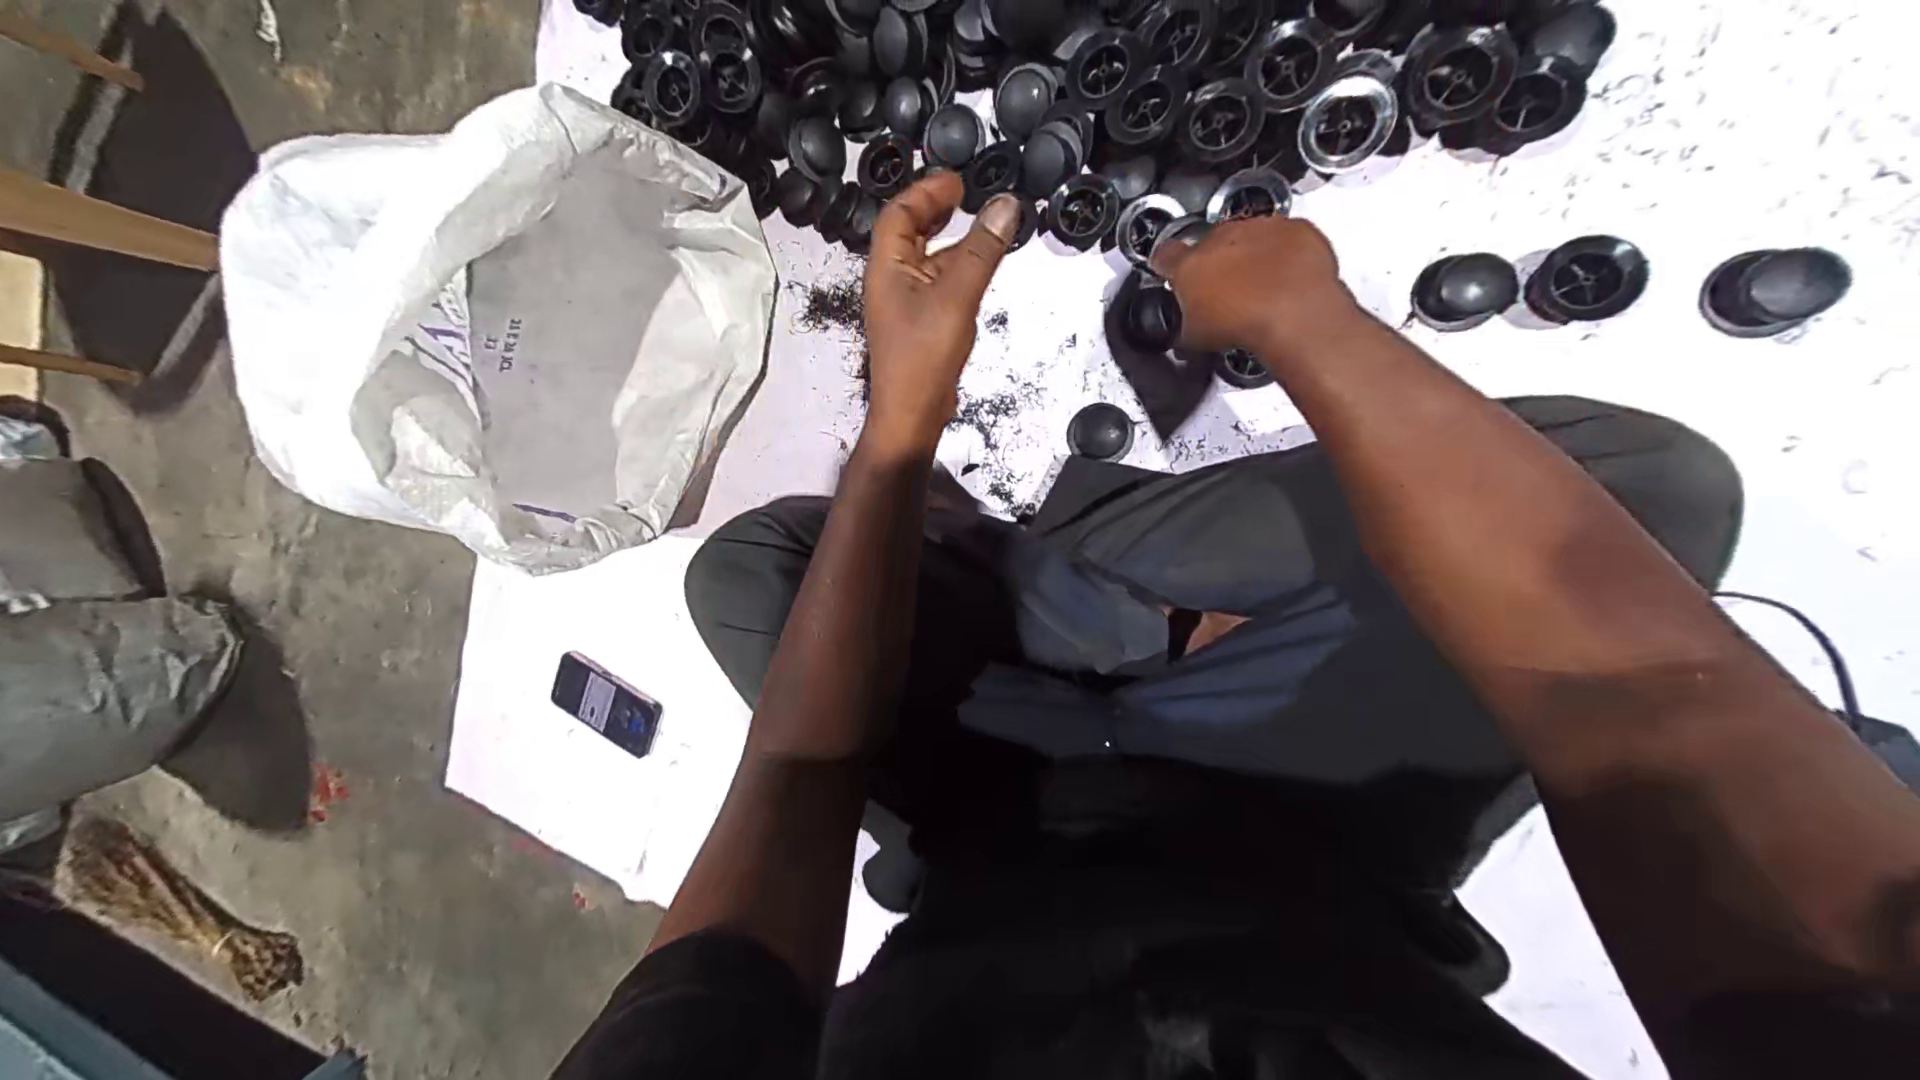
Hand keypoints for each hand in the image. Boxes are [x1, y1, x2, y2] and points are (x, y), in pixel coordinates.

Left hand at [862, 173, 1020, 457]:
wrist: (913, 413)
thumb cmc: (922, 359)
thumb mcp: (956, 296)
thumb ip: (982, 251)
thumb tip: (1004, 208)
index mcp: (886, 268)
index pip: (900, 213)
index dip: (927, 192)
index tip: (957, 181)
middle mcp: (891, 282)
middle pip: (910, 233)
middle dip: (937, 211)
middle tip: (965, 197)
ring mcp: (906, 305)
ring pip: (928, 260)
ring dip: (953, 242)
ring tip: (983, 227)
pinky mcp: (921, 324)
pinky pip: (938, 285)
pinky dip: (958, 270)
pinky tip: (979, 270)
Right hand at [1150, 216, 1360, 357]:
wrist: (1293, 313)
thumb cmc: (1243, 322)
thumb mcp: (1195, 338)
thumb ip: (1183, 325)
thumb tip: (1185, 333)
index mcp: (1188, 263)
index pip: (1165, 255)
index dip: (1166, 265)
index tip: (1171, 272)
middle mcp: (1221, 237)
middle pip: (1209, 244)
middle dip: (1215, 264)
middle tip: (1224, 292)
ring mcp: (1259, 228)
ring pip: (1248, 236)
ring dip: (1250, 256)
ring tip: (1259, 288)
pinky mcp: (1295, 228)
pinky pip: (1285, 236)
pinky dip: (1285, 252)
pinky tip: (1286, 278)